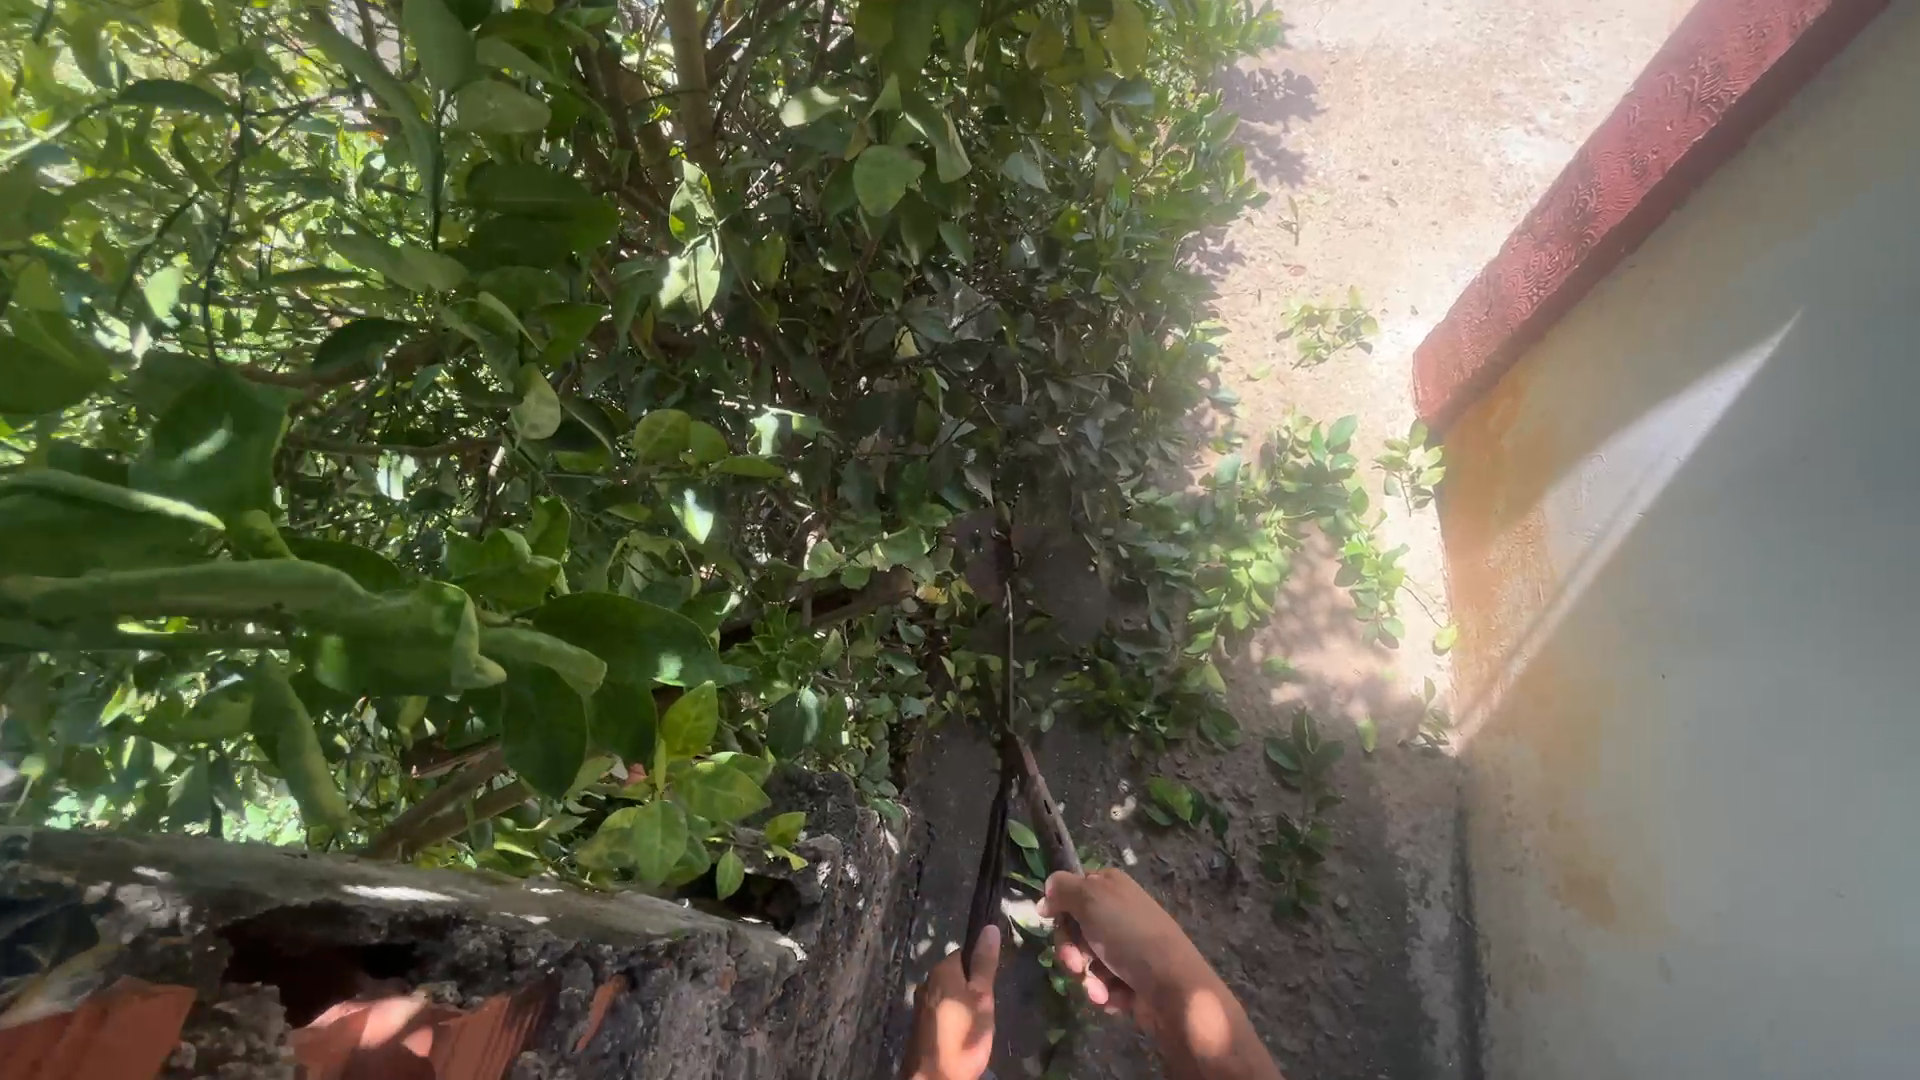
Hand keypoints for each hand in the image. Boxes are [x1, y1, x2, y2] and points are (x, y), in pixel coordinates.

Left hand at [901, 924, 1000, 1079]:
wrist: (934, 1079)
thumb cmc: (963, 1035)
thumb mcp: (982, 997)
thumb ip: (985, 963)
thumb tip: (989, 927)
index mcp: (942, 969)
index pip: (965, 953)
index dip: (980, 968)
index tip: (991, 986)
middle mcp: (927, 981)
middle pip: (956, 974)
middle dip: (972, 988)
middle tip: (986, 1009)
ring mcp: (921, 1003)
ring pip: (949, 994)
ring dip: (962, 1004)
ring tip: (976, 1025)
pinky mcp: (920, 1024)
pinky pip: (942, 1010)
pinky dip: (953, 1018)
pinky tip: (961, 1034)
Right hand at [1038, 870, 1214, 1034]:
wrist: (1173, 987)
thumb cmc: (1129, 934)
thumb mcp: (1090, 899)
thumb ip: (1062, 888)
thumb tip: (1047, 892)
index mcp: (1110, 886)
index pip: (1072, 890)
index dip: (1060, 908)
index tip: (1051, 920)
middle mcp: (1118, 912)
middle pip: (1075, 928)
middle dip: (1070, 949)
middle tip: (1075, 963)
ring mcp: (1125, 946)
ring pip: (1086, 960)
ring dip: (1085, 976)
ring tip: (1098, 989)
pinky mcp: (1130, 977)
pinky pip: (1102, 982)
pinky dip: (1103, 991)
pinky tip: (1111, 997)